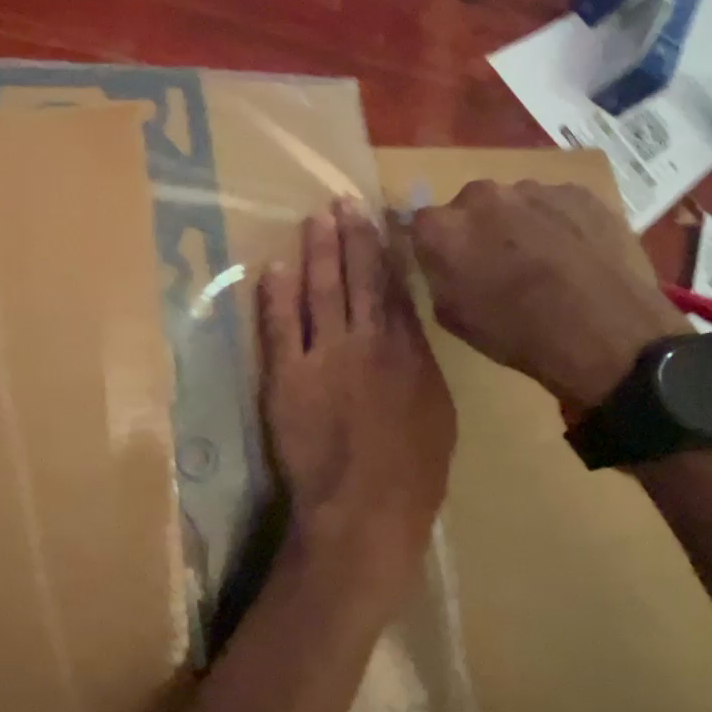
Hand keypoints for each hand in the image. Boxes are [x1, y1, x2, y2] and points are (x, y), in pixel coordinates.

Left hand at [258, 200, 456, 589]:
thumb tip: (407, 336)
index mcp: (410, 353)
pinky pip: (280, 325)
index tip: (378, 221)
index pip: (396, 290)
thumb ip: (420, 368)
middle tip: (342, 201)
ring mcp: (326, 356)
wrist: (365, 509)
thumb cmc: (411, 475)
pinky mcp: (288, 376)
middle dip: (351, 237)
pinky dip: (276, 294)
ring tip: (314, 219)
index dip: (385, 253)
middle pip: (360, 279)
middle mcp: (369, 343)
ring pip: (321, 291)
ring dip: (317, 252)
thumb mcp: (437, 416)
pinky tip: (274, 267)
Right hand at [410, 181, 691, 411]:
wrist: (606, 332)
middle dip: (476, 229)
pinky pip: (555, 204)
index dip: (433, 244)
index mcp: (442, 228)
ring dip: (518, 225)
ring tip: (542, 261)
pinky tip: (573, 255)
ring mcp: (534, 189)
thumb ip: (437, 275)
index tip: (446, 264)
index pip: (420, 223)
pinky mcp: (579, 192)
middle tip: (496, 264)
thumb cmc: (517, 333)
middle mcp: (482, 196)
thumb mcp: (453, 316)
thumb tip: (439, 260)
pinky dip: (557, 223)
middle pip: (468, 206)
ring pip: (514, 203)